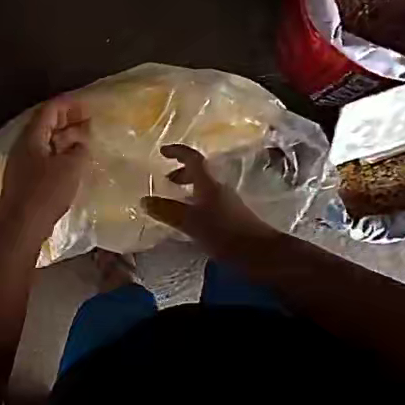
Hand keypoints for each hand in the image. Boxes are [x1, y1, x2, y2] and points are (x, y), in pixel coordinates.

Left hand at [0, 97, 89, 238]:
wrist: (21, 225)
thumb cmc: (46, 192)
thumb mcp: (70, 167)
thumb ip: (79, 149)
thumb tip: (81, 143)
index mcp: (32, 137)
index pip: (50, 110)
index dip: (69, 105)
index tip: (87, 106)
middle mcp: (25, 145)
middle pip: (46, 124)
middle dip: (68, 120)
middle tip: (89, 121)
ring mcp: (23, 162)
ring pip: (45, 141)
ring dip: (65, 138)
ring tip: (85, 141)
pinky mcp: (26, 178)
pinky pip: (44, 156)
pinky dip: (60, 153)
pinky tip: (72, 162)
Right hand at [142, 144, 280, 259]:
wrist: (260, 253)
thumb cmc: (225, 233)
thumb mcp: (191, 222)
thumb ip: (168, 211)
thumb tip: (144, 199)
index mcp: (209, 183)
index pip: (193, 158)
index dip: (177, 152)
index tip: (162, 151)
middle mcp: (219, 189)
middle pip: (200, 172)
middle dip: (182, 173)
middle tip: (166, 181)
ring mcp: (227, 203)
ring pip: (204, 188)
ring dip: (189, 189)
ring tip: (174, 202)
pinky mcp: (232, 218)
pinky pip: (209, 203)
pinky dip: (196, 204)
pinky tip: (190, 220)